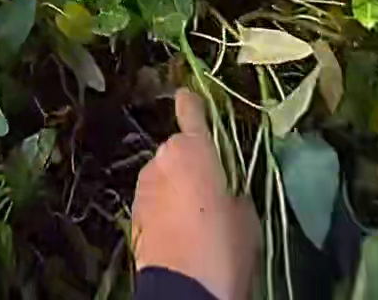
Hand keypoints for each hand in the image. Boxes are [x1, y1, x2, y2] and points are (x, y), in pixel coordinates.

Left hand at [131, 89, 259, 299]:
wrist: (184, 292)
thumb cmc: (223, 246)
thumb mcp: (245, 213)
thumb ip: (232, 187)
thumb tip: (225, 187)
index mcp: (194, 149)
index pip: (190, 110)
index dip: (191, 103)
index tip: (189, 97)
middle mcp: (163, 157)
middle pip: (177, 151)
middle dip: (189, 166)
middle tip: (207, 194)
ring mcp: (144, 183)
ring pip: (163, 176)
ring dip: (174, 188)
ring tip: (192, 221)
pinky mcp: (132, 211)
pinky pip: (153, 199)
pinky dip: (162, 209)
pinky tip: (176, 234)